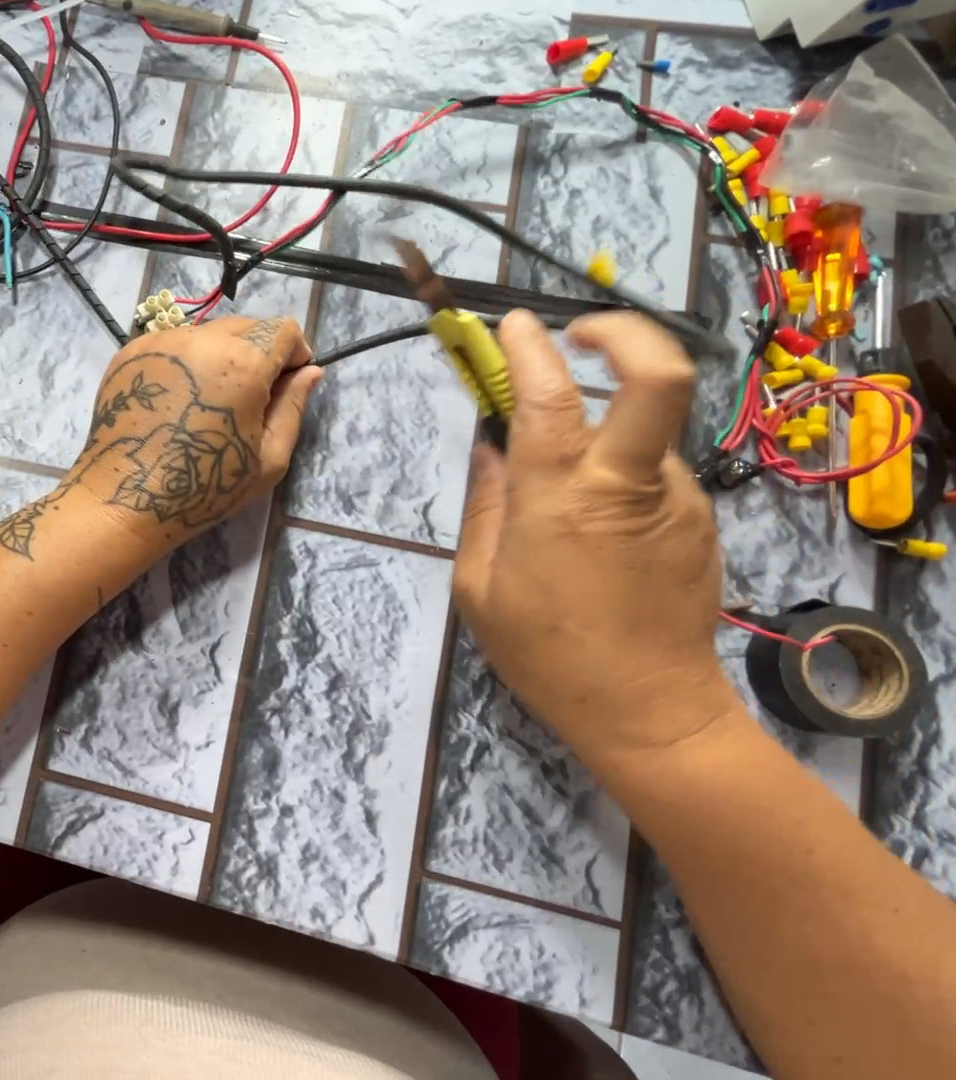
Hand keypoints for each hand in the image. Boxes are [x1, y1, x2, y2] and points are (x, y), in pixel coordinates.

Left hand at [62, 316, 320, 552]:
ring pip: (205, 335)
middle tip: (246, 401)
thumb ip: (293, 407)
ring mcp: (159, 343)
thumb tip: (310, 372)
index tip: (283, 386)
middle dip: (256, 354)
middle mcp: (200, 339)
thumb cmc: (204, 486)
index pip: (283, 330)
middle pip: (244, 327)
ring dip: (217, 358)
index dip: (291, 355)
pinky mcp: (129, 355)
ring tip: (205, 405)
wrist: (126, 496)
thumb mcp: (267, 458)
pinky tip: (175, 404)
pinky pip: (170, 346)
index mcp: (242, 361)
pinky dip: (182, 364)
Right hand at [454, 311, 737, 765]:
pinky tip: (588, 527)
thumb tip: (489, 450)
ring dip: (603, 424)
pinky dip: (613, 473)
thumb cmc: (543, 650)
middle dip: (624, 333)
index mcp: (564, 501)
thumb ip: (486, 506)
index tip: (513, 325)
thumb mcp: (479, 583)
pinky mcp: (698, 520)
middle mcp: (630, 484)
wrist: (648, 708)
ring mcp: (677, 499)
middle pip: (660, 377)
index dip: (532, 350)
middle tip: (579, 332)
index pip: (553, 399)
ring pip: (642, 431)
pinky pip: (647, 475)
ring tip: (557, 477)